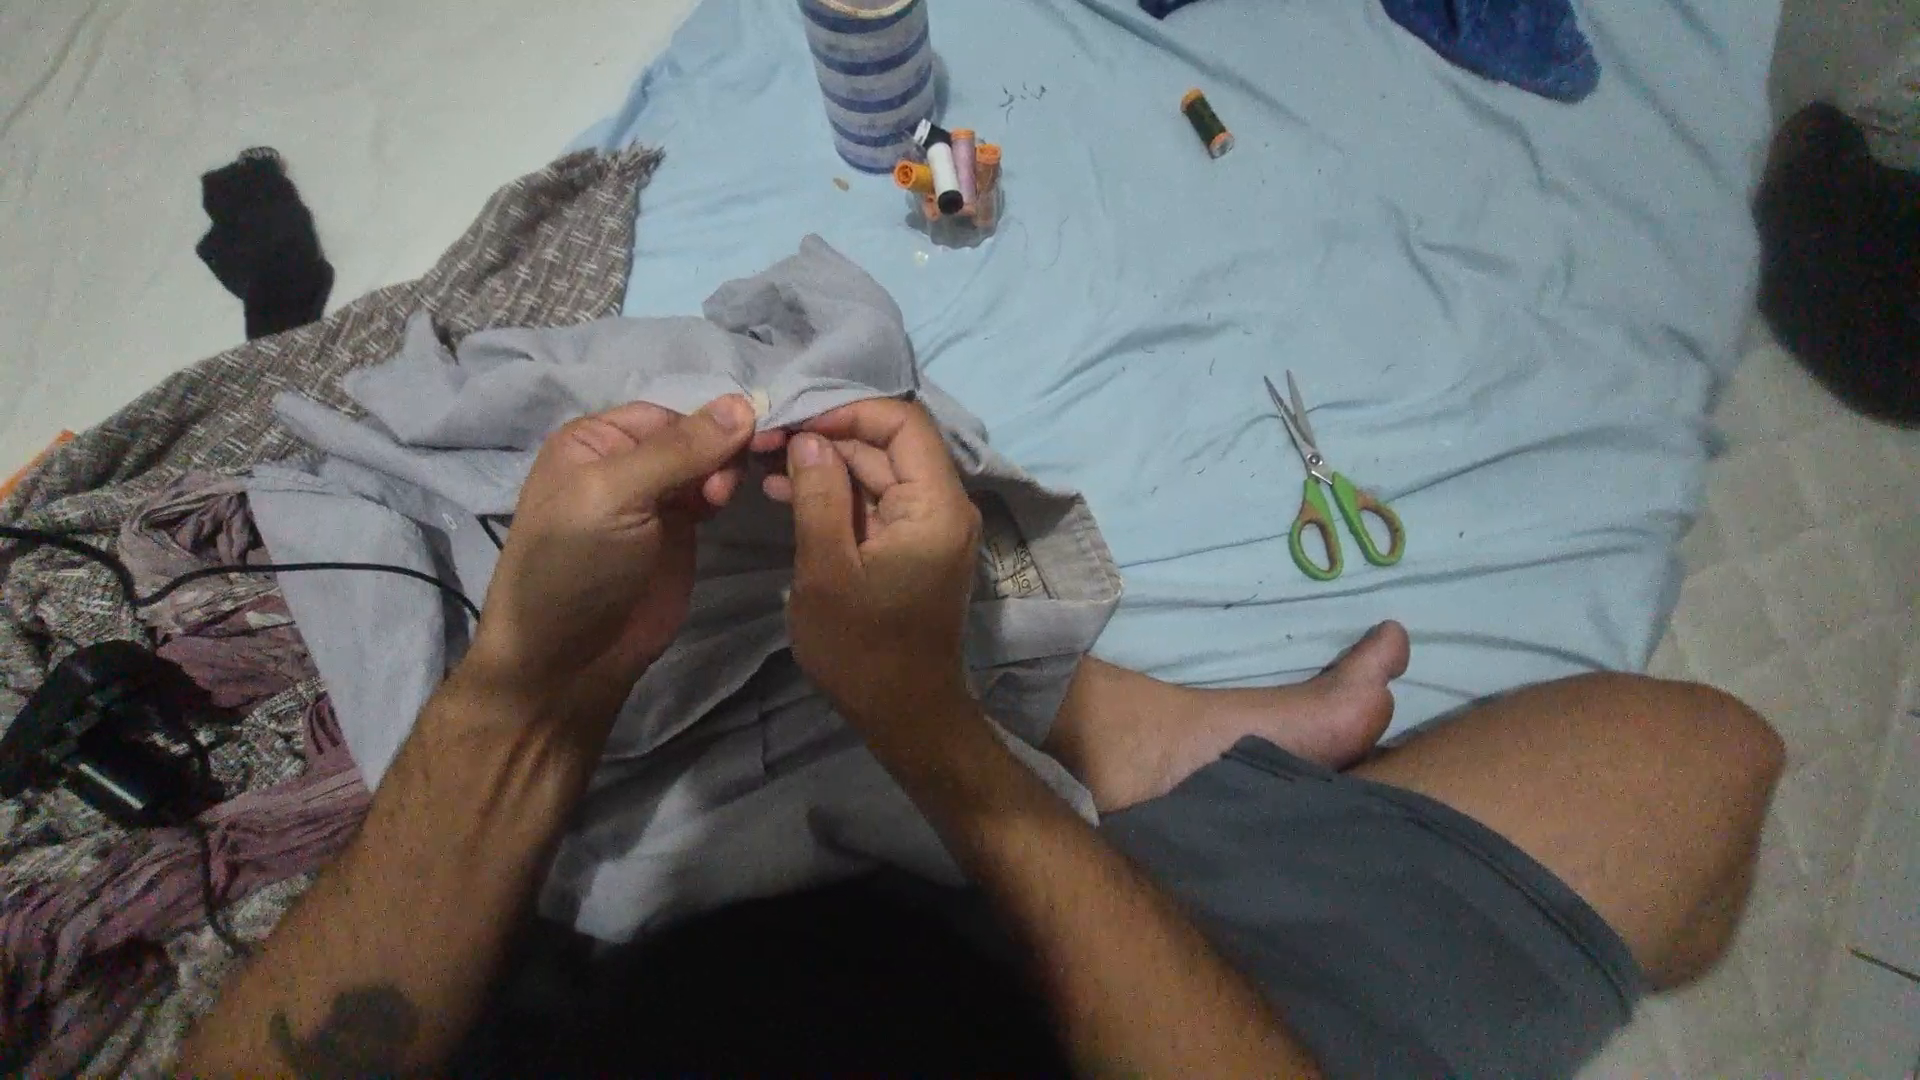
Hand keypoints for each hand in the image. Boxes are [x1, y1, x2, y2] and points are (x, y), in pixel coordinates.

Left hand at [466, 396, 768, 722]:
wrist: (571, 659)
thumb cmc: (576, 567)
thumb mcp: (616, 496)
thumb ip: (680, 450)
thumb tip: (745, 402)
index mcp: (596, 439)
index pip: (670, 410)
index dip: (710, 418)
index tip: (752, 433)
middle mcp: (626, 460)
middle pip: (694, 433)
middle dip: (720, 447)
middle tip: (725, 484)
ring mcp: (655, 497)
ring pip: (709, 462)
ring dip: (726, 471)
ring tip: (720, 501)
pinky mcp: (681, 529)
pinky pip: (713, 493)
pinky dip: (728, 491)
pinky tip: (728, 503)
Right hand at [771, 399, 981, 740]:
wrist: (905, 712)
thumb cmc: (863, 649)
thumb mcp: (827, 571)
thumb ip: (819, 497)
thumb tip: (809, 438)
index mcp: (936, 505)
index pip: (904, 423)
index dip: (849, 412)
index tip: (797, 423)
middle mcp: (945, 506)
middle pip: (889, 445)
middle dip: (829, 437)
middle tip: (767, 441)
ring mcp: (931, 526)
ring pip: (879, 473)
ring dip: (828, 467)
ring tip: (766, 466)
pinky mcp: (914, 545)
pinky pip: (877, 504)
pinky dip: (839, 496)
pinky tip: (789, 492)